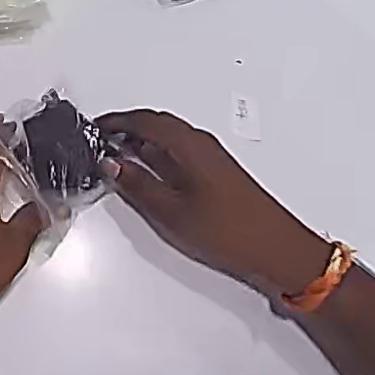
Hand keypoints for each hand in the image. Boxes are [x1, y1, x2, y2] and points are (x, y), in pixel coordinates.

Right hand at [97, 110, 330, 299]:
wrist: (280, 254)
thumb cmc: (229, 231)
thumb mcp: (168, 210)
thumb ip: (135, 183)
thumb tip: (110, 163)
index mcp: (188, 145)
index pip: (143, 120)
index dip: (114, 121)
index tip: (94, 129)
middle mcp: (200, 143)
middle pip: (156, 122)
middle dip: (126, 127)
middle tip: (101, 139)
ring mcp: (210, 156)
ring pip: (167, 136)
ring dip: (141, 140)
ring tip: (117, 156)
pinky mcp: (216, 171)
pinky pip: (178, 149)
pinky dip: (156, 152)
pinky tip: (146, 172)